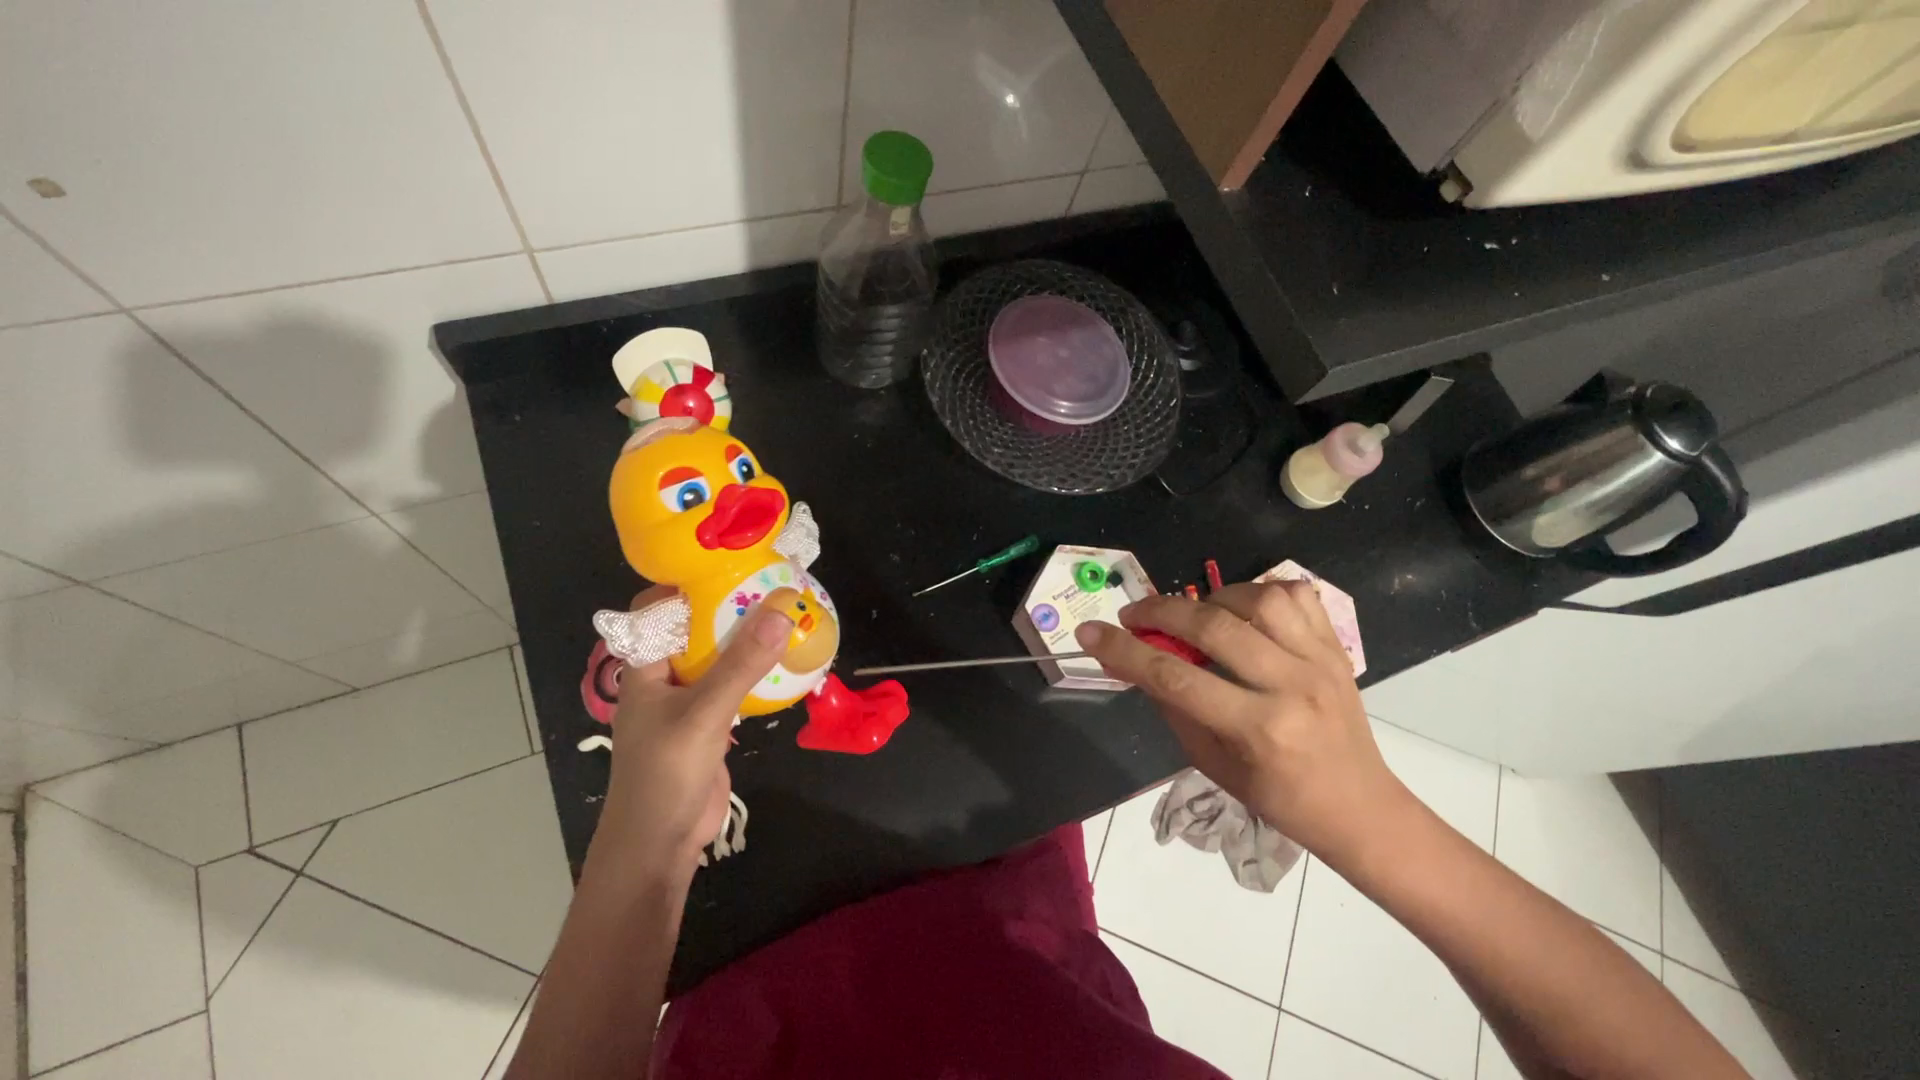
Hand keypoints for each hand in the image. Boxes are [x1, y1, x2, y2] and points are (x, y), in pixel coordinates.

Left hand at [597, 585, 795, 872]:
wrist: (658, 845)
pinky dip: (753, 675)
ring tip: (783, 616)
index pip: (655, 611)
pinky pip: (731, 689)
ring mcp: (685, 705)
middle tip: (769, 586)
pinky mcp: (707, 728)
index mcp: (644, 668)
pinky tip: (784, 665)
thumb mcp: (705, 713)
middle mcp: (662, 680)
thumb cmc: (666, 774)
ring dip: (744, 643)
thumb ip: (741, 665)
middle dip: (726, 611)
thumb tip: (780, 612)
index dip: (684, 586)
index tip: (727, 566)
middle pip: (692, 632)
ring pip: (715, 661)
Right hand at [1074, 581, 1407, 860]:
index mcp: (1258, 729)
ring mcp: (1319, 662)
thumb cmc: (1278, 797)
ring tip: (1194, 613)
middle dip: (1160, 612)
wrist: (1359, 806)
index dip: (1125, 651)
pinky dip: (1261, 592)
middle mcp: (1291, 686)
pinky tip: (1241, 608)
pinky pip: (1297, 596)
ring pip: (1258, 599)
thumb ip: (1172, 707)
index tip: (1091, 634)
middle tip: (1133, 615)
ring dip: (1213, 598)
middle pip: (1213, 628)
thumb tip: (1131, 662)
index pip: (1175, 678)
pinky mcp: (1336, 648)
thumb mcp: (1212, 764)